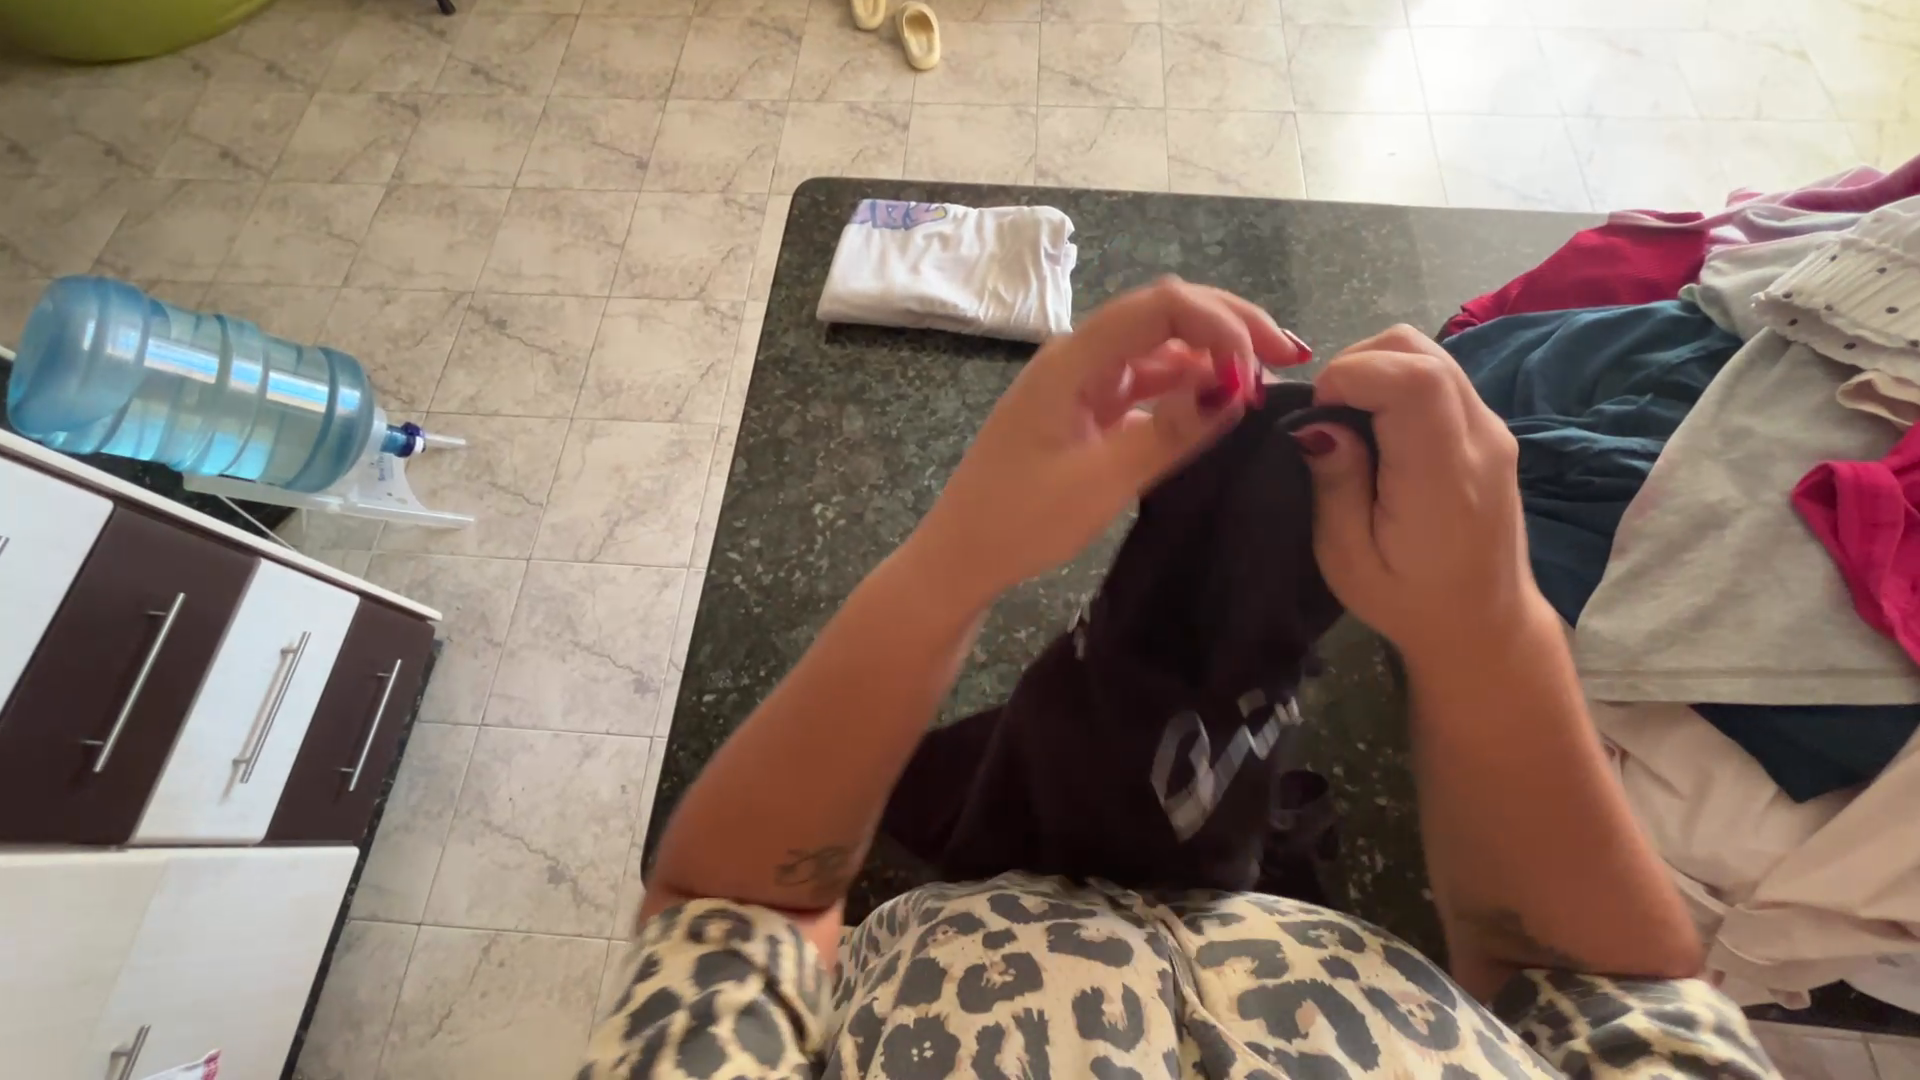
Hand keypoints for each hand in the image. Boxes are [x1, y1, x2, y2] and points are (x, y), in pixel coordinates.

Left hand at [911, 278, 1310, 604]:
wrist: (962, 556)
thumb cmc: (1020, 520)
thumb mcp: (1102, 479)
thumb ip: (1170, 431)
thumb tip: (1236, 390)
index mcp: (1072, 361)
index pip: (1159, 306)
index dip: (1222, 322)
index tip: (1262, 368)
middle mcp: (1076, 359)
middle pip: (1162, 317)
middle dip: (1228, 328)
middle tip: (1289, 355)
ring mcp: (1079, 386)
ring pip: (1156, 351)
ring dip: (1210, 359)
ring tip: (1265, 382)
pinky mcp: (1083, 413)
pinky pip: (1142, 387)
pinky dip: (1182, 391)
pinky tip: (1218, 405)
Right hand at [1297, 325, 1547, 663]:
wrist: (1483, 622)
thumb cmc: (1406, 600)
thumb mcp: (1347, 557)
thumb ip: (1335, 484)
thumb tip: (1316, 423)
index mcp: (1442, 474)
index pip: (1412, 379)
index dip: (1351, 375)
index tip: (1317, 416)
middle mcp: (1478, 437)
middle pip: (1418, 350)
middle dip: (1355, 363)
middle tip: (1325, 414)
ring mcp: (1490, 428)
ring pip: (1428, 353)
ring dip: (1373, 370)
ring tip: (1344, 421)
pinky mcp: (1486, 429)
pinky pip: (1437, 376)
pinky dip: (1393, 382)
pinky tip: (1373, 428)